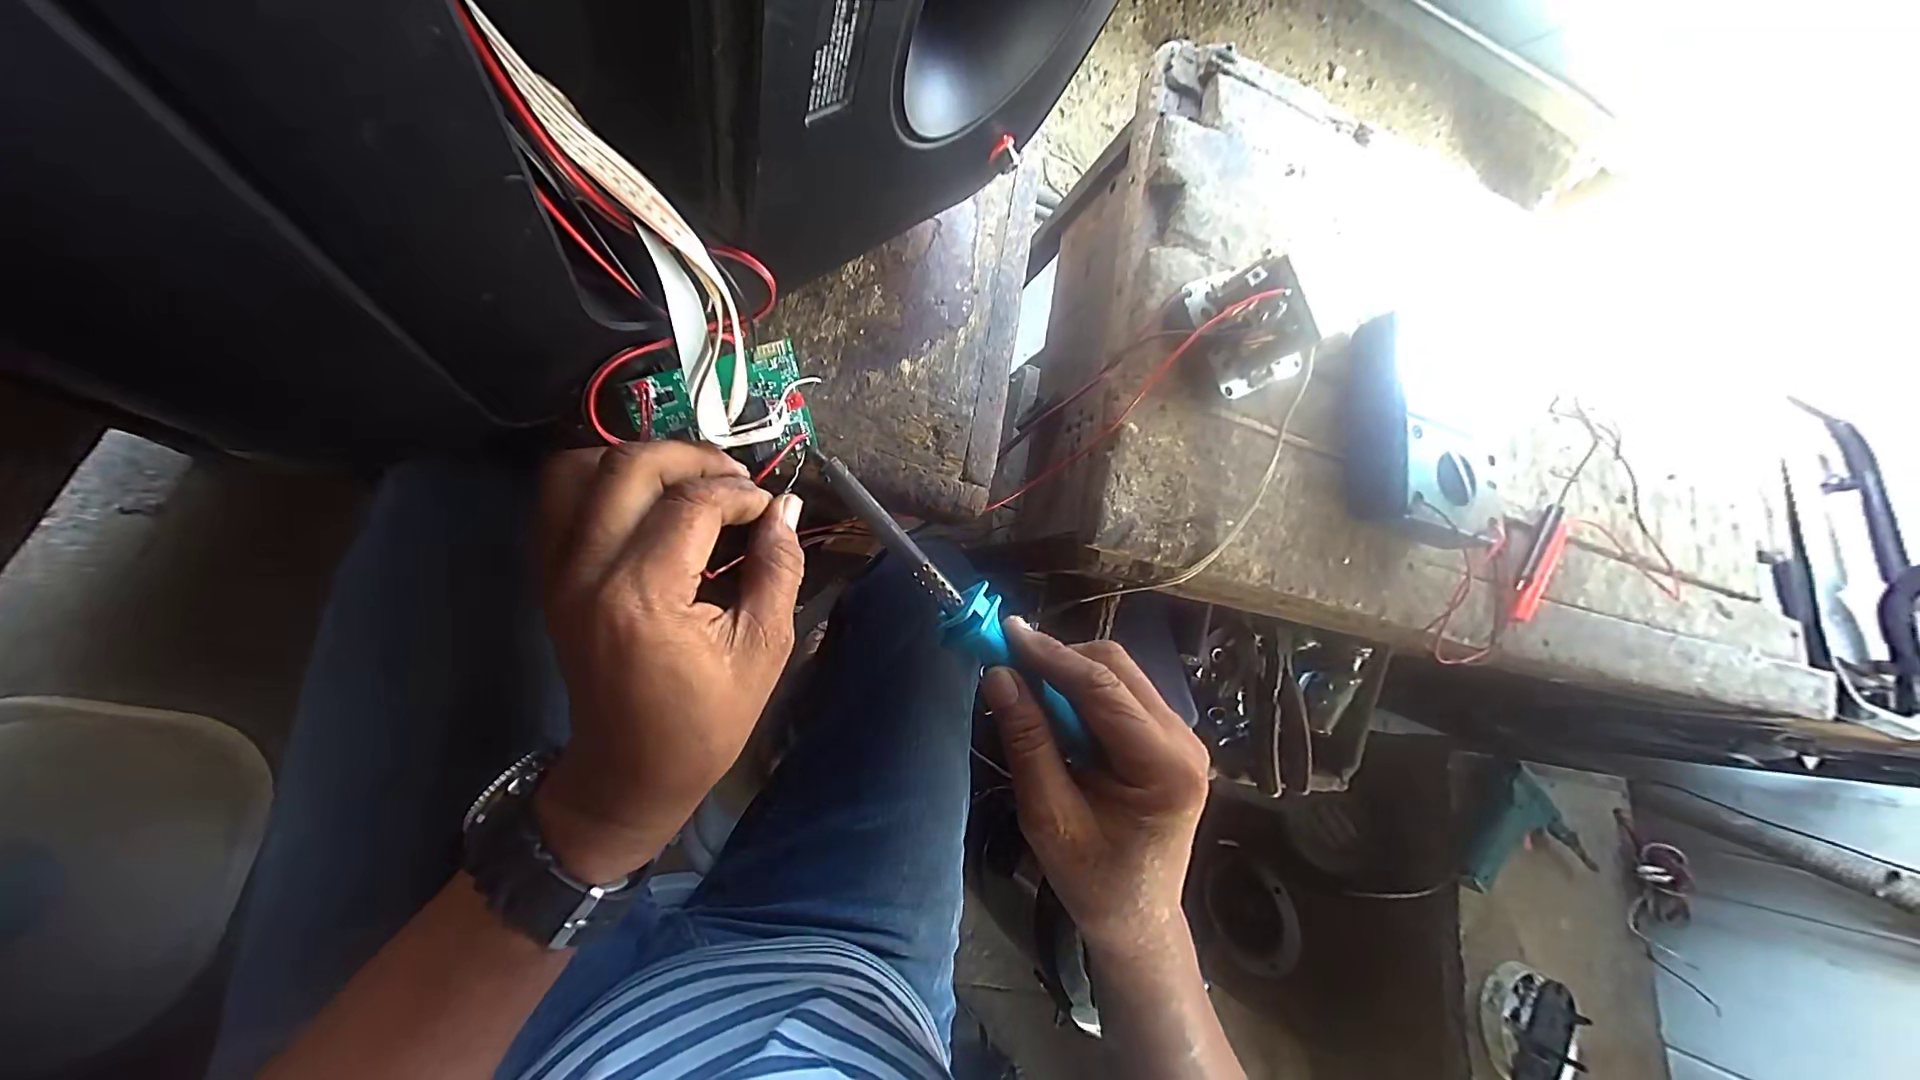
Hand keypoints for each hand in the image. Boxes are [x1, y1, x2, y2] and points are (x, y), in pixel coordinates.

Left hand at [532, 443, 804, 880]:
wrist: (629, 773)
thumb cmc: (706, 722)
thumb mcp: (764, 648)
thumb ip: (778, 568)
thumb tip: (783, 510)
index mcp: (645, 597)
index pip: (691, 504)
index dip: (740, 493)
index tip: (769, 508)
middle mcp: (588, 573)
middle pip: (628, 466)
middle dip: (691, 457)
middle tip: (733, 480)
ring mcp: (558, 573)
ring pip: (577, 468)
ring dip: (638, 460)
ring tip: (687, 481)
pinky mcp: (548, 577)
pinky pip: (558, 500)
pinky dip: (601, 480)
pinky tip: (647, 501)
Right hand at [981, 619, 1211, 959]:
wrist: (1137, 916)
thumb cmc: (1094, 879)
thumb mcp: (1049, 817)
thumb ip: (1027, 742)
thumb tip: (999, 676)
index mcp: (1165, 767)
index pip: (1103, 689)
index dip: (1051, 655)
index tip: (1006, 632)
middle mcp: (1183, 740)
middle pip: (1117, 668)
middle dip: (1060, 659)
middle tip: (1010, 662)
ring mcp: (1180, 735)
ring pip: (1119, 673)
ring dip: (1069, 671)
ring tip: (1028, 686)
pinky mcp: (1167, 737)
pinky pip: (1121, 691)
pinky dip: (1082, 688)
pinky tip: (1055, 706)